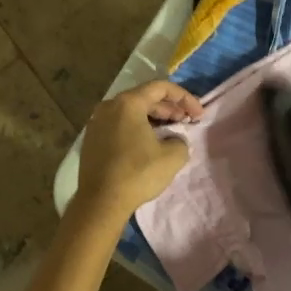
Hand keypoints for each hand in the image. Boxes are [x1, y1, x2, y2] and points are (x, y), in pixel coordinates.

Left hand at [74, 80, 205, 218]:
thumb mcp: (172, 156)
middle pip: (144, 98)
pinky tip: (148, 144)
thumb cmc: (138, 174)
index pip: (161, 88)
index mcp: (128, 103)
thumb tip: (174, 140)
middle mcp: (109, 107)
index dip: (184, 98)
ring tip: (170, 132)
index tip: (199, 114)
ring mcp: (97, 123)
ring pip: (131, 112)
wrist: (101, 202)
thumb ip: (180, 140)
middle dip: (169, 108)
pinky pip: (119, 125)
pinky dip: (137, 128)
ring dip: (153, 118)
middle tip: (186, 122)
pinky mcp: (92, 140)